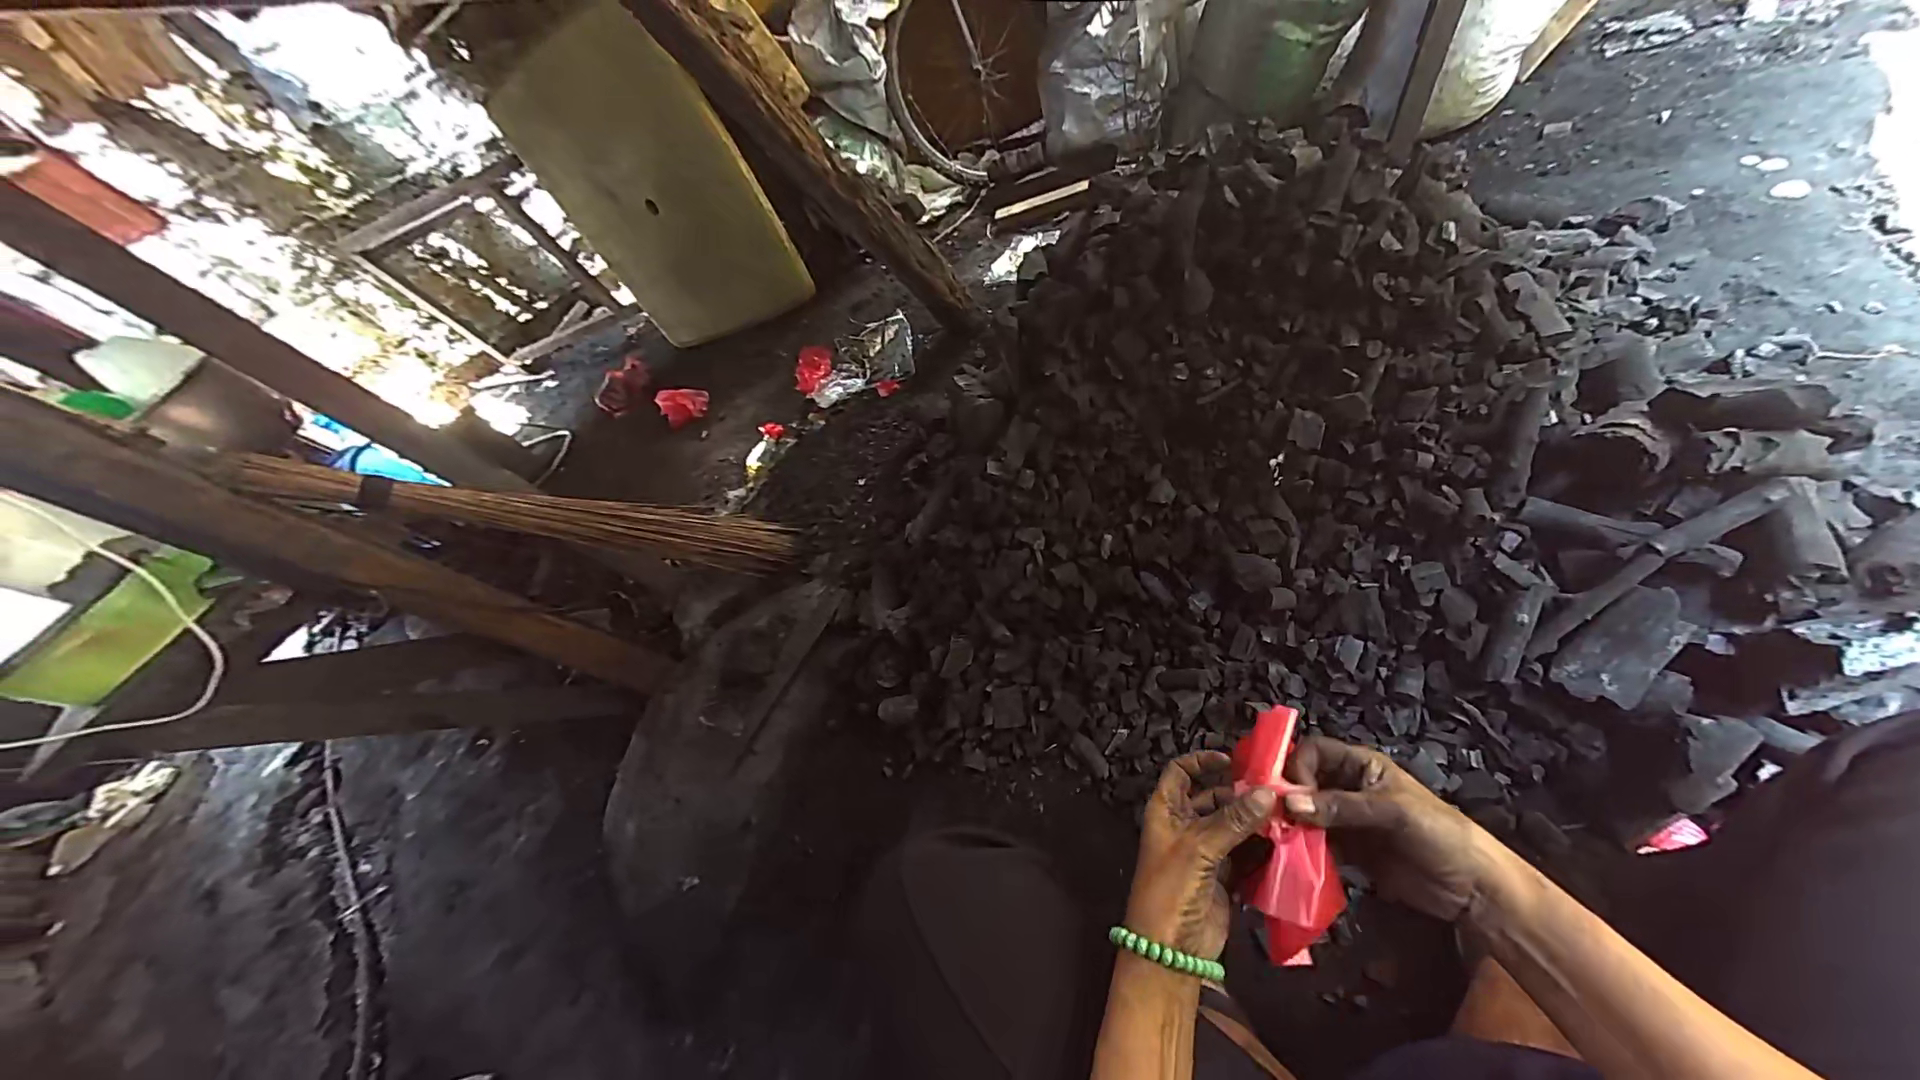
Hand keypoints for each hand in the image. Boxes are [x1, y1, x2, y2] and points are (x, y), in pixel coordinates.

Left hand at [1124, 751, 1276, 960]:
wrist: (1170, 949)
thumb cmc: (1171, 887)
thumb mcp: (1199, 848)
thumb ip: (1234, 821)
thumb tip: (1266, 793)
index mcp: (1165, 810)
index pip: (1180, 772)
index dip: (1201, 761)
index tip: (1231, 759)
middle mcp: (1184, 825)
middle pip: (1213, 797)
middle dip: (1240, 793)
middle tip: (1274, 790)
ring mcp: (1204, 851)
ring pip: (1232, 826)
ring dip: (1255, 821)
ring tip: (1287, 814)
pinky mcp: (1223, 876)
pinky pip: (1245, 853)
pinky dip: (1262, 848)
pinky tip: (1285, 842)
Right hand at [1280, 735, 1493, 921]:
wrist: (1474, 890)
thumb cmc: (1439, 833)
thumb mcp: (1392, 812)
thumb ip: (1340, 806)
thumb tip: (1288, 804)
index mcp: (1359, 764)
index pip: (1313, 751)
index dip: (1297, 766)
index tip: (1291, 793)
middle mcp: (1346, 786)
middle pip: (1302, 781)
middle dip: (1287, 796)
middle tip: (1274, 816)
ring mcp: (1344, 818)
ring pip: (1304, 812)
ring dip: (1291, 823)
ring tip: (1281, 838)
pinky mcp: (1346, 849)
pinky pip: (1313, 841)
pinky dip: (1301, 846)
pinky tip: (1292, 854)